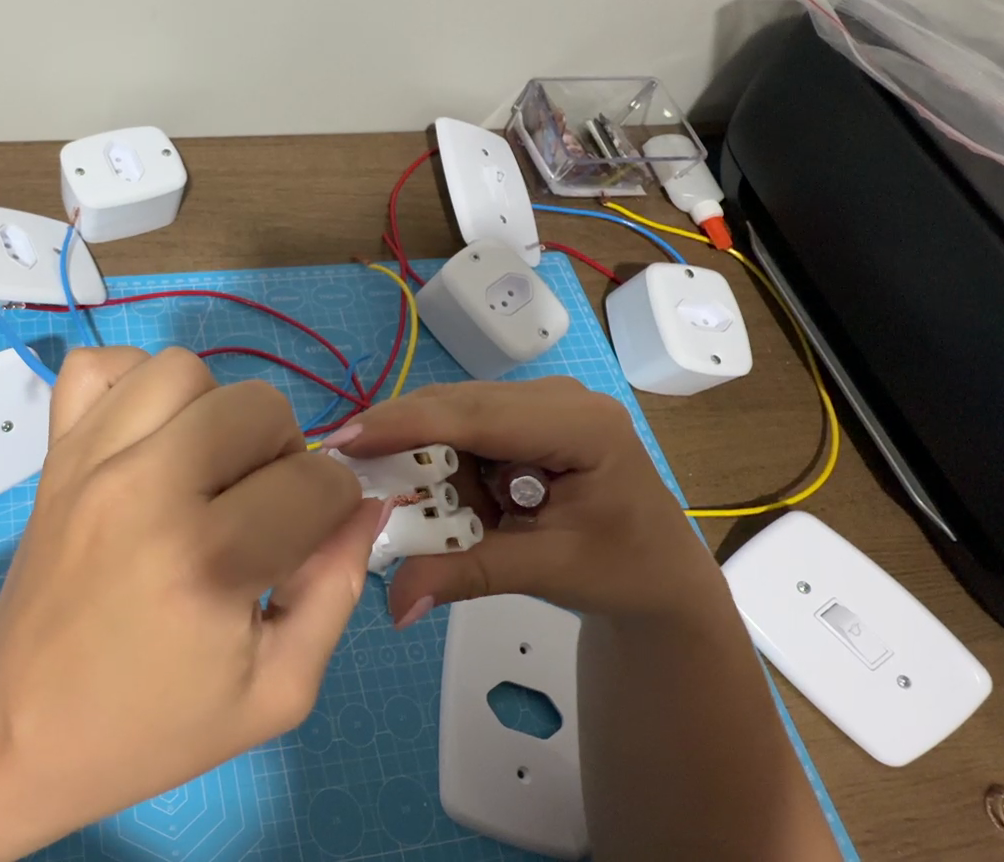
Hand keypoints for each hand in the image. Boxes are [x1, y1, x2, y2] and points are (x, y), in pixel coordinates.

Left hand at [0, 347, 385, 846]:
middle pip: (258, 405)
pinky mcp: (54, 453)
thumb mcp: (278, 690)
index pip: (316, 481)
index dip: (336, 505)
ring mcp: (91, 460)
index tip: (310, 538)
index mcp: (209, 561)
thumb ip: (337, 587)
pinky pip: (96, 367)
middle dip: (284, 452)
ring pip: (184, 369)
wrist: (24, 727)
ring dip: (215, 411)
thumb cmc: (155, 726)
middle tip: (260, 506)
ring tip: (204, 468)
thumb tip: (364, 501)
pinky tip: (148, 436)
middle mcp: (147, 489)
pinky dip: (132, 383)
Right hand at [329, 377, 723, 627]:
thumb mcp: (545, 571)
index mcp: (580, 426)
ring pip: (451, 411)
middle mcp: (557, 399)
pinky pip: (460, 426)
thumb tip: (394, 604)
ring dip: (417, 450)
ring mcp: (539, 403)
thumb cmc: (622, 572)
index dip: (406, 425)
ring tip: (388, 489)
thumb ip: (467, 576)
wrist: (661, 575)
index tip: (345, 442)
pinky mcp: (523, 418)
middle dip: (397, 434)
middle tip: (343, 463)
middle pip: (455, 404)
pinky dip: (437, 457)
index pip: (477, 416)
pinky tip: (431, 489)